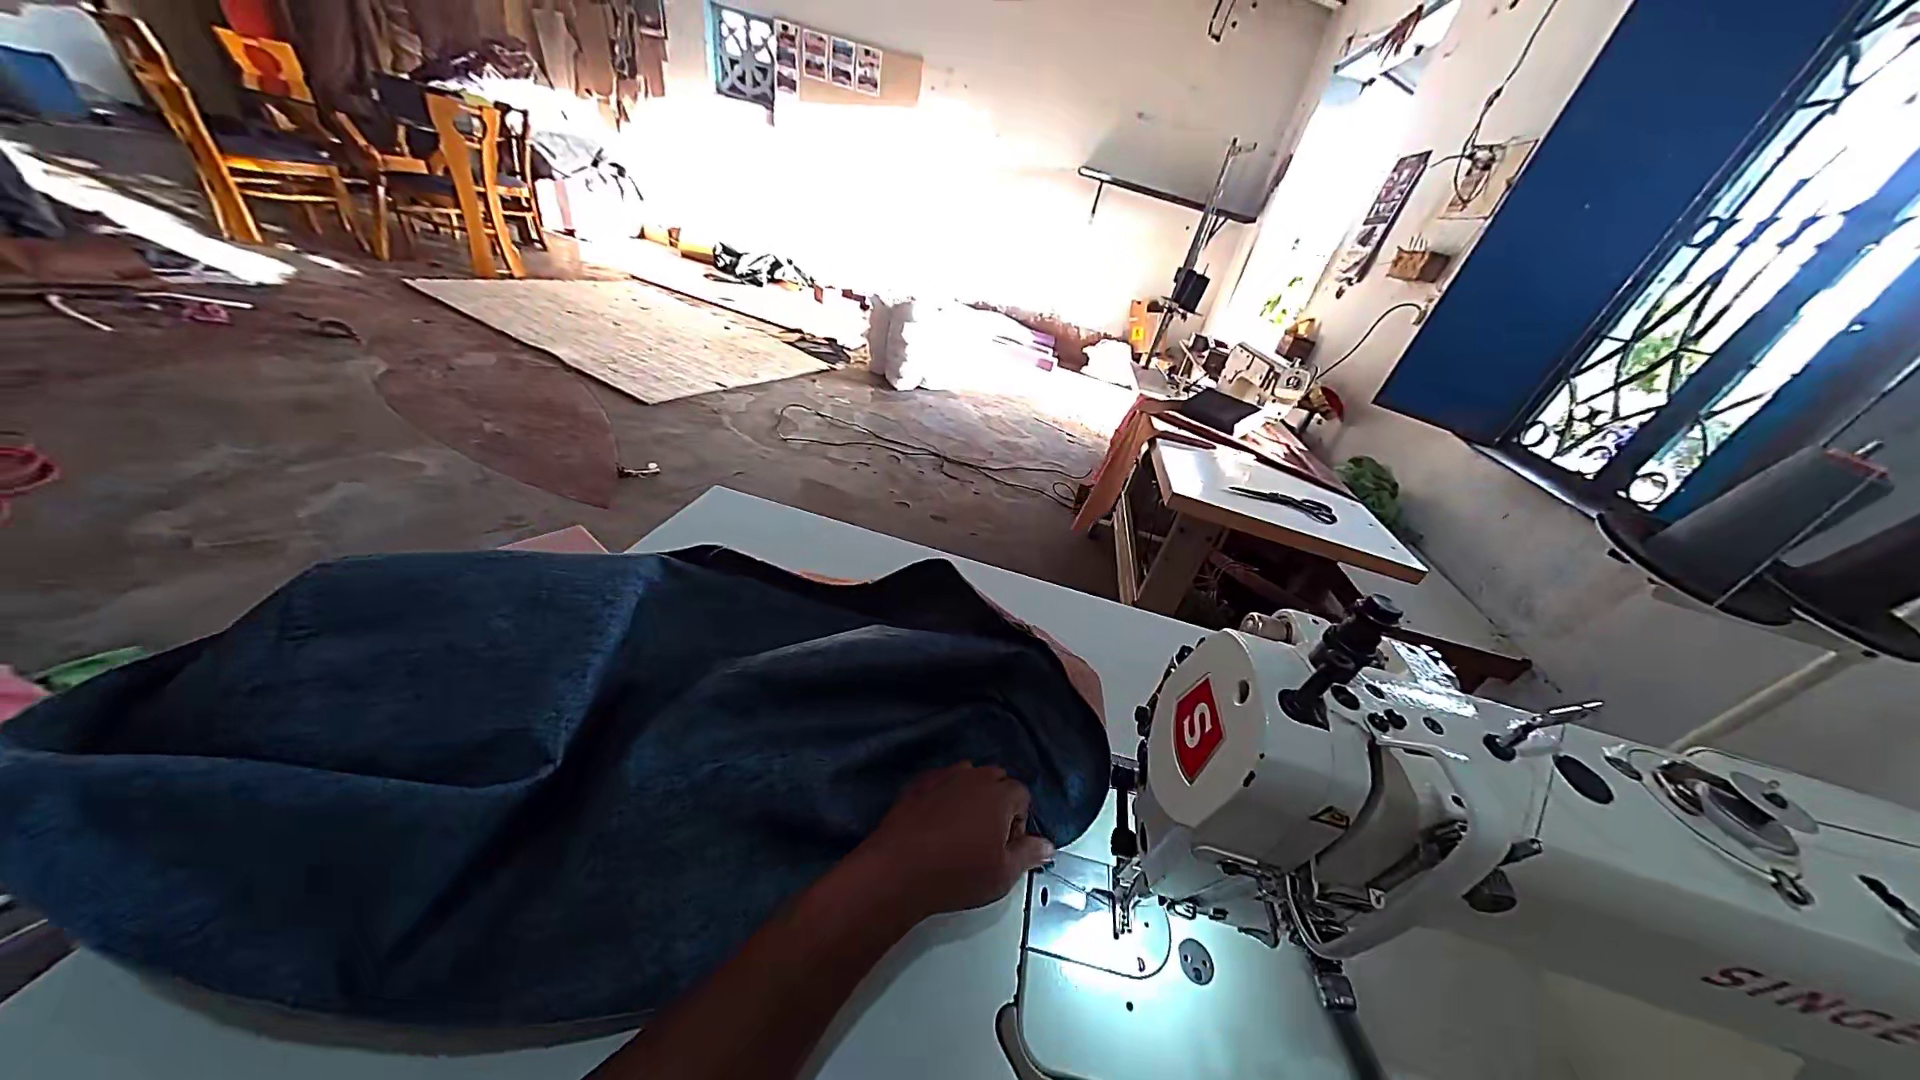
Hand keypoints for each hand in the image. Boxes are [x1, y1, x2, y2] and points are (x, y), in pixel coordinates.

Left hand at [849, 763, 1055, 919]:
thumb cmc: (955, 872)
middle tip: (988, 838)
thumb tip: (1046, 846)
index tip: (1007, 845)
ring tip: (962, 830)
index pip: (1022, 795)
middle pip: (996, 779)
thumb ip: (1029, 854)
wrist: (898, 869)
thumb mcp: (1003, 874)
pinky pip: (940, 782)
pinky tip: (937, 823)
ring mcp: (943, 776)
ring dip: (970, 795)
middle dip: (998, 802)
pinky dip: (944, 795)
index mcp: (1000, 794)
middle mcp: (973, 776)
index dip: (1019, 821)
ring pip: (967, 777)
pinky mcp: (918, 783)